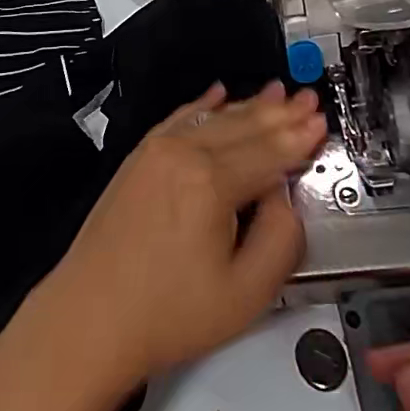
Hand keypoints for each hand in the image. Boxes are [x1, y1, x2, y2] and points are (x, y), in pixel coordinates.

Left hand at [34, 81, 326, 379]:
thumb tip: (285, 201)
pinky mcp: (138, 159)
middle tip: (306, 99)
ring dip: (249, 105)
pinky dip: (203, 105)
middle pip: (244, 126)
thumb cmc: (161, 312)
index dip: (299, 137)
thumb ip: (281, 238)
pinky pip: (179, 118)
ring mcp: (155, 152)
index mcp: (210, 182)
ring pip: (214, 118)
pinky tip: (216, 95)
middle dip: (281, 112)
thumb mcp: (246, 291)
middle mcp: (181, 155)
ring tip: (276, 93)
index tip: (319, 122)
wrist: (90, 317)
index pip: (268, 152)